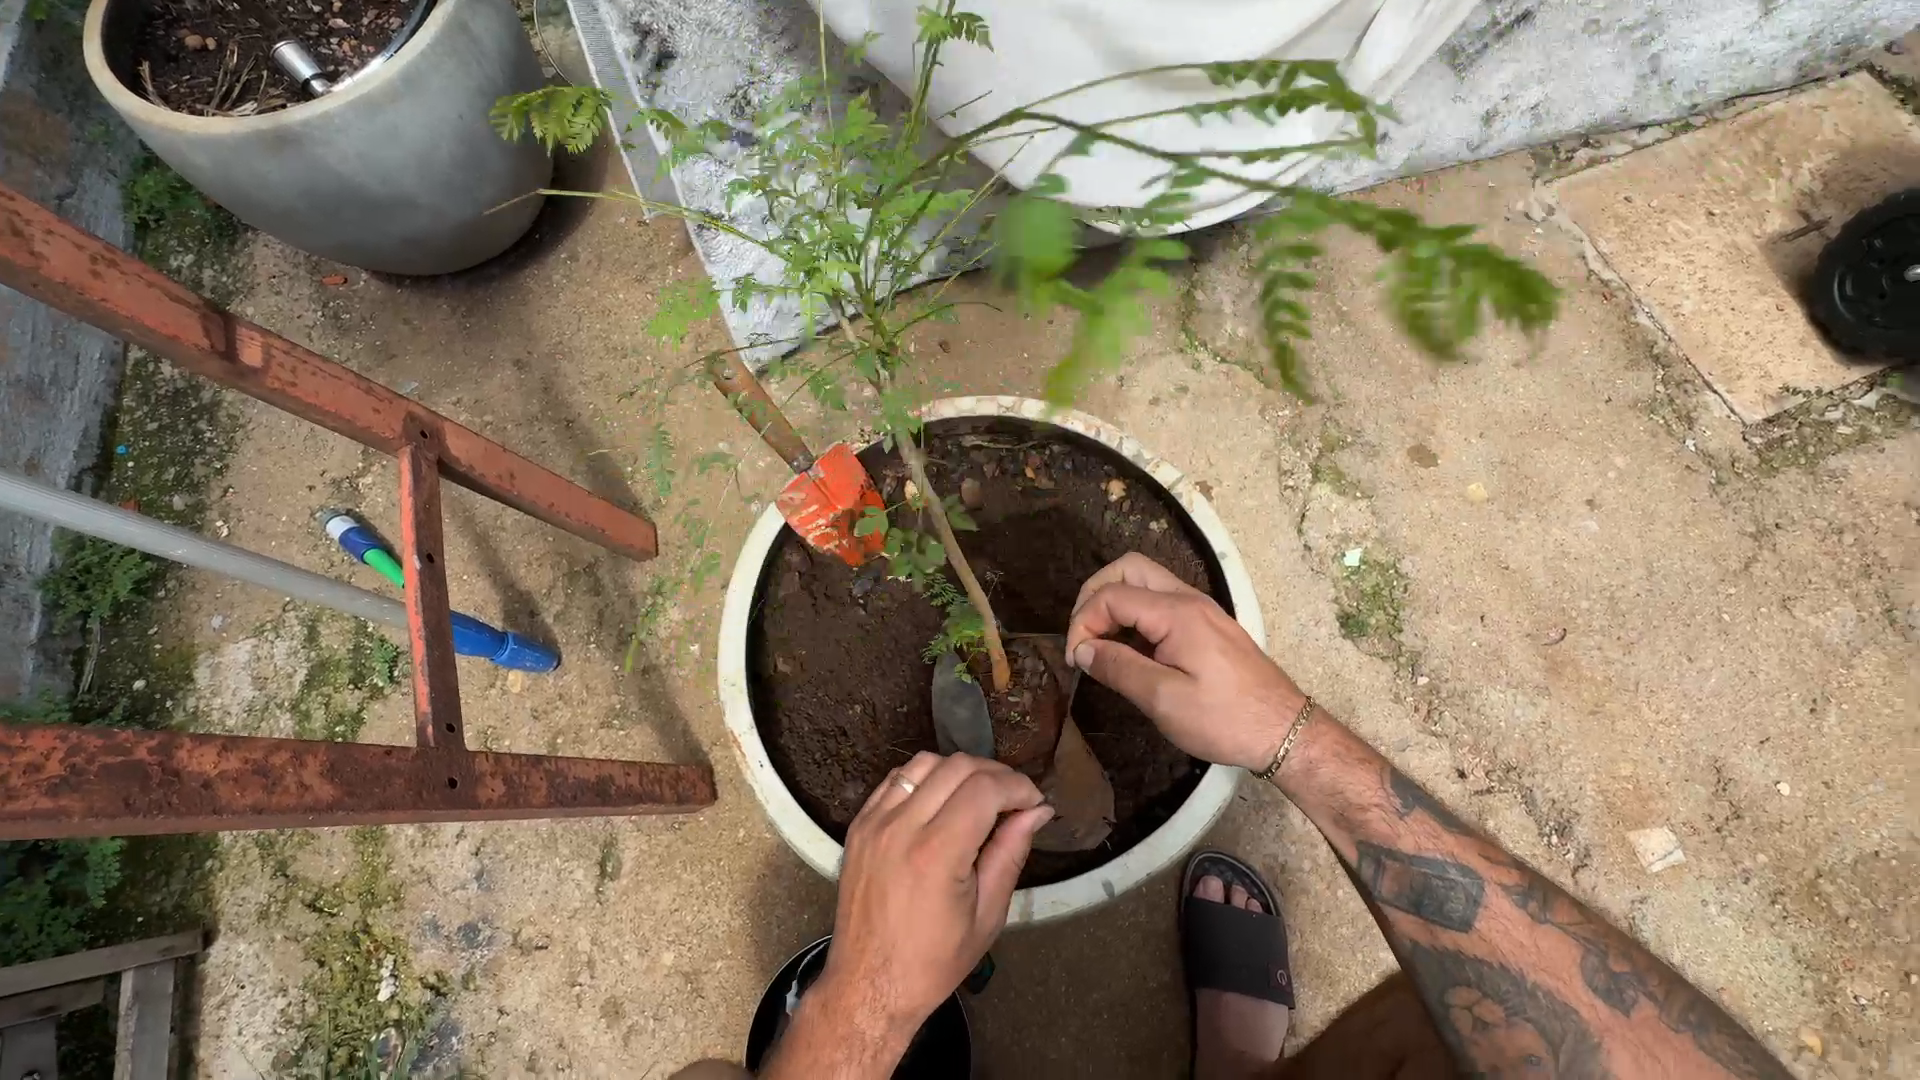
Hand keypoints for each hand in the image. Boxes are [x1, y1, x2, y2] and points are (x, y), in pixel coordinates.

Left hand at [818, 753, 1053, 1045]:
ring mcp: (874, 822)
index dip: (1018, 787)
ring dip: (960, 770)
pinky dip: (925, 778)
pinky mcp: (859, 824)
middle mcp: (901, 827)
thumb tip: (1038, 811)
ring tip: (979, 796)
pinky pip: (897, 778)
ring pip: (925, 762)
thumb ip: (1011, 853)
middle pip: (957, 766)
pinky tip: (941, 799)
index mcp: (936, 854)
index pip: (985, 789)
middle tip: (1014, 798)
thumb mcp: (987, 915)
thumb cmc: (933, 961)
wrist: (868, 985)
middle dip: (995, 774)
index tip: (1034, 803)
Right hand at [1065, 553, 1305, 771]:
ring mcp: (1201, 610)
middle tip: (1082, 635)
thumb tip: (1083, 650)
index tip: (1076, 661)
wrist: (1285, 731)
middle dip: (1094, 595)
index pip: (1111, 595)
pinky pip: (1160, 602)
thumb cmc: (1224, 719)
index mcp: (1176, 613)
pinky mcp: (1207, 626)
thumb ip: (1119, 668)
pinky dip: (1134, 615)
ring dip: (1114, 603)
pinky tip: (1128, 650)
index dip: (1082, 623)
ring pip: (1145, 581)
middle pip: (1128, 568)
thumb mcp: (1164, 700)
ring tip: (1100, 643)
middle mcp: (1188, 599)